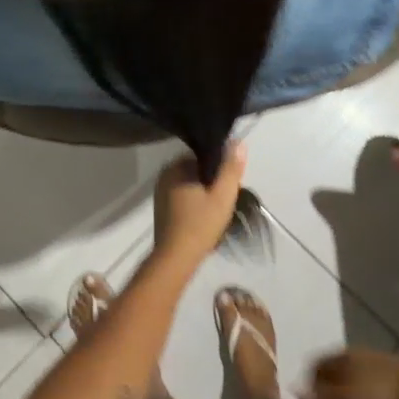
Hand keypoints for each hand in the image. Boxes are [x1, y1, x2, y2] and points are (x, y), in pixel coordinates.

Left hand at [150, 143, 247, 264]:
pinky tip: (203, 217)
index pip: (203, 156)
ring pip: (190, 185)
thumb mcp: (223, 195)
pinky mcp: (161, 208)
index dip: (219, 168)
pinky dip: (194, 203)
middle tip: (224, 200)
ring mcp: (160, 192)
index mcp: (176, 167)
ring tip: (216, 210)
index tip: (229, 184)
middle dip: (211, 182)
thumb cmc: (201, 224)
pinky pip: (182, 197)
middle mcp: (165, 175)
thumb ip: (231, 168)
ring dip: (203, 193)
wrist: (176, 257)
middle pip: (196, 171)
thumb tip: (238, 142)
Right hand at [310, 348, 398, 398]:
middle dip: (330, 395)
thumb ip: (318, 396)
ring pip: (352, 382)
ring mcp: (375, 363)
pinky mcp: (392, 376)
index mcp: (340, 354)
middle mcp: (355, 354)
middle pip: (333, 374)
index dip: (309, 385)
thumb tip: (296, 393)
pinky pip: (370, 388)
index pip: (314, 365)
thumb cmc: (378, 393)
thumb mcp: (344, 397)